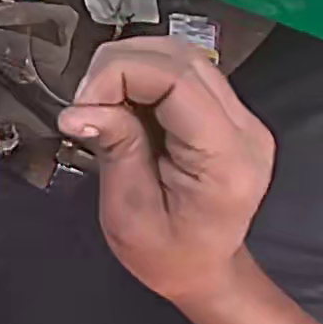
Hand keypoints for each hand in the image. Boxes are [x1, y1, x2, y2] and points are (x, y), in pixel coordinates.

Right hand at [58, 37, 274, 305]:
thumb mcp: (128, 214)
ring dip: (129, 64)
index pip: (177, 79)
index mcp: (226, 159)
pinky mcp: (227, 111)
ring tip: (101, 100)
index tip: (82, 104)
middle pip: (179, 57)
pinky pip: (182, 70)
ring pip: (180, 54)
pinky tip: (123, 99)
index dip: (120, 74)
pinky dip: (143, 73)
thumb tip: (78, 109)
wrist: (205, 269)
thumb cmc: (167, 255)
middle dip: (119, 65)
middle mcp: (244, 128)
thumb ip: (115, 149)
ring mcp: (241, 116)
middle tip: (86, 102)